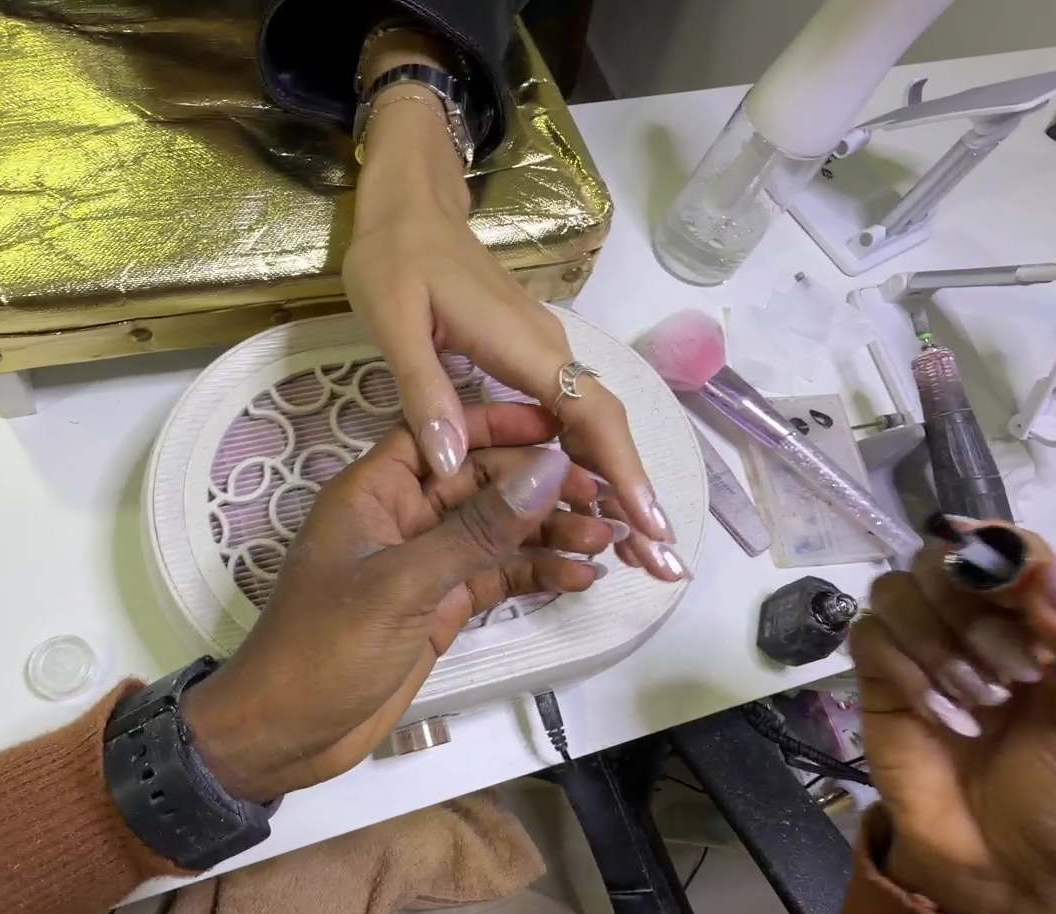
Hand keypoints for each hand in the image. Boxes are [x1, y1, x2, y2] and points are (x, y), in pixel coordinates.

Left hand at [183, 403, 621, 801]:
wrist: (287, 733)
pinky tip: (578, 577)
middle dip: (539, 488)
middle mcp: (403, 517)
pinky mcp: (440, 605)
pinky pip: (494, 577)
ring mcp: (424, 563)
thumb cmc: (326, 648)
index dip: (500, 424)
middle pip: (481, 484)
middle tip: (604, 498)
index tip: (562, 425)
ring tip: (605, 540)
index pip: (442, 434)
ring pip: (495, 533)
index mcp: (375, 491)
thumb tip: (548, 469)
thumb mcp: (404, 584)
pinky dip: (533, 575)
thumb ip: (477, 530)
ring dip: (547, 534)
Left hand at [341, 32, 683, 581]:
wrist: (409, 206)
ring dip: (616, 485)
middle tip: (661, 564)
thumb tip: (455, 462)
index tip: (649, 525)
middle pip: (605, 428)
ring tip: (636, 550)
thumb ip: (425, 391)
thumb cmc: (396, 260)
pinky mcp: (529, 363)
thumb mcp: (394, 323)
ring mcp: (542, 357)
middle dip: (635, 495)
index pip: (589, 413)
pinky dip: (584, 462)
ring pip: (591, 427)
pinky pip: (567, 419)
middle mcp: (547, 353)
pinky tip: (584, 500)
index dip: (620, 470)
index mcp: (521, 346)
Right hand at [851, 530, 1055, 913]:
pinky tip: (943, 717)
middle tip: (1014, 676)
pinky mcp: (877, 678)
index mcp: (1050, 623)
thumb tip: (1051, 568)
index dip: (1001, 550)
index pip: (1014, 549)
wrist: (1005, 873)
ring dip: (936, 642)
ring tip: (979, 703)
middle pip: (942, 560)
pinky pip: (867, 636)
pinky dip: (904, 671)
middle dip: (972, 613)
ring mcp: (922, 649)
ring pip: (896, 590)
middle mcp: (980, 624)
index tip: (1001, 580)